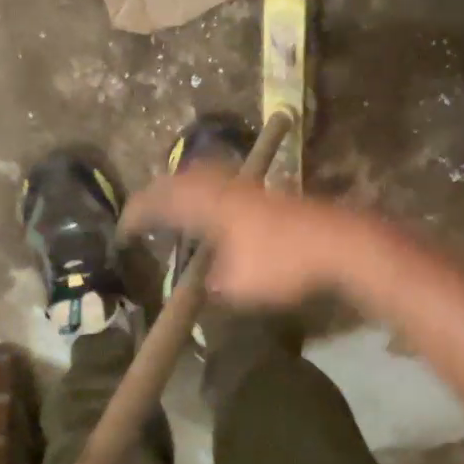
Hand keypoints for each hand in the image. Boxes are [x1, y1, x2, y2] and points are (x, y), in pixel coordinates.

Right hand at [122, 169, 383, 306]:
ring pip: (209, 177)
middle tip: (146, 209)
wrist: (340, 242)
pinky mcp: (272, 195)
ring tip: (176, 205)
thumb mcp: (239, 286)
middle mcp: (228, 188)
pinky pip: (228, 185)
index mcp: (211, 206)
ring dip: (187, 189)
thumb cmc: (285, 263)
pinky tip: (218, 212)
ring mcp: (253, 188)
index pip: (164, 202)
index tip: (124, 228)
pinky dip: (211, 193)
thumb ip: (214, 282)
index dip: (139, 213)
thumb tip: (206, 282)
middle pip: (184, 179)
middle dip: (160, 192)